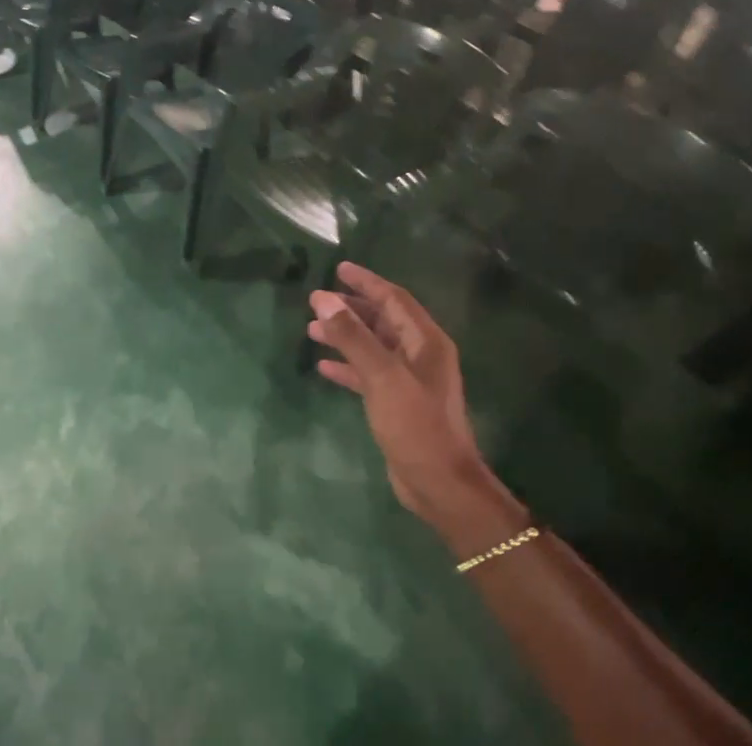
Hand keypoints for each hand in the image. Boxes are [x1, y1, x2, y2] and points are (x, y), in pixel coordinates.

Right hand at [307, 262, 515, 533]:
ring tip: (312, 329)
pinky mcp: (397, 403)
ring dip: (345, 336)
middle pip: (383, 320)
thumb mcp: (382, 376)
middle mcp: (421, 356)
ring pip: (373, 347)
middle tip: (316, 300)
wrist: (439, 482)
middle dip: (351, 308)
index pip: (395, 300)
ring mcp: (409, 381)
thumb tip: (324, 300)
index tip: (339, 269)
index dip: (367, 283)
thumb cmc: (415, 425)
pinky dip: (347, 366)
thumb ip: (353, 337)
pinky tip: (324, 366)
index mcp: (426, 343)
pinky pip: (368, 374)